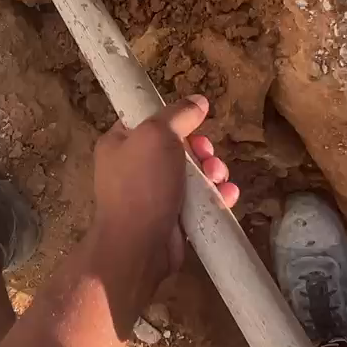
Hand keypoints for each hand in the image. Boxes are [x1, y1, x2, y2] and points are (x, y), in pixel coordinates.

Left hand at [86, 95, 238, 316]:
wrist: (139, 245)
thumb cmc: (142, 185)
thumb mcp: (156, 135)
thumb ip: (178, 115)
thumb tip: (198, 101)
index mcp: (120, 144)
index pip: (147, 120)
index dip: (174, 118)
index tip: (194, 120)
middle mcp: (134, 168)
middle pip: (177, 146)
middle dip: (200, 149)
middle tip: (207, 155)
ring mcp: (154, 194)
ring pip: (193, 173)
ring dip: (213, 172)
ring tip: (218, 178)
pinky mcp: (174, 217)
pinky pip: (200, 200)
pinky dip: (216, 196)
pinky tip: (227, 195)